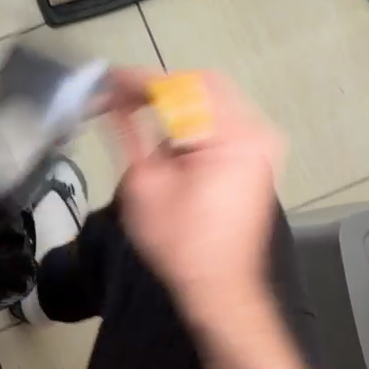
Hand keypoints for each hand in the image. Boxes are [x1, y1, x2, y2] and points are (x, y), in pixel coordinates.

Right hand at [104, 69, 285, 324]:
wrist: (218, 286)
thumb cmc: (180, 244)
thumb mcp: (144, 184)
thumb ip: (128, 132)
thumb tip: (111, 99)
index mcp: (232, 138)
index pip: (182, 87)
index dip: (140, 82)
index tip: (107, 82)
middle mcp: (256, 133)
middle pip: (202, 85)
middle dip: (158, 88)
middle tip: (120, 98)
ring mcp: (261, 144)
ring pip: (213, 98)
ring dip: (174, 102)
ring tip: (135, 113)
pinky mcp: (256, 156)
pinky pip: (222, 119)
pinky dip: (190, 119)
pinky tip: (163, 133)